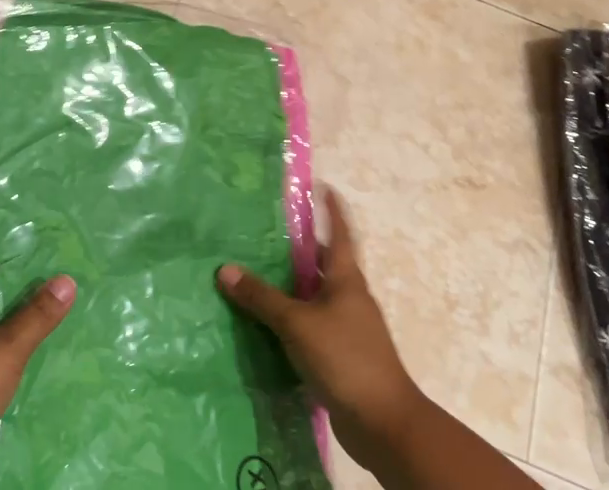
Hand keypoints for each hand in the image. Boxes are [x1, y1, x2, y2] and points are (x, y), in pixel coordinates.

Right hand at [216, 190, 423, 440]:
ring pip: (314, 296)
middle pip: (324, 265)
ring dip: (290, 286)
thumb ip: (261, 297)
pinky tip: (265, 322)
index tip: (324, 188)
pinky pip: (310, 325)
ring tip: (256, 273)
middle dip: (300, 249)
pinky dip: (290, 318)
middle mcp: (349, 299)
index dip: (332, 211)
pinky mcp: (339, 355)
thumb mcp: (296, 323)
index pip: (339, 235)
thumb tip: (225, 269)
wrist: (383, 421)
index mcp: (346, 281)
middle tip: (266, 232)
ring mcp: (347, 328)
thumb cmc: (344, 358)